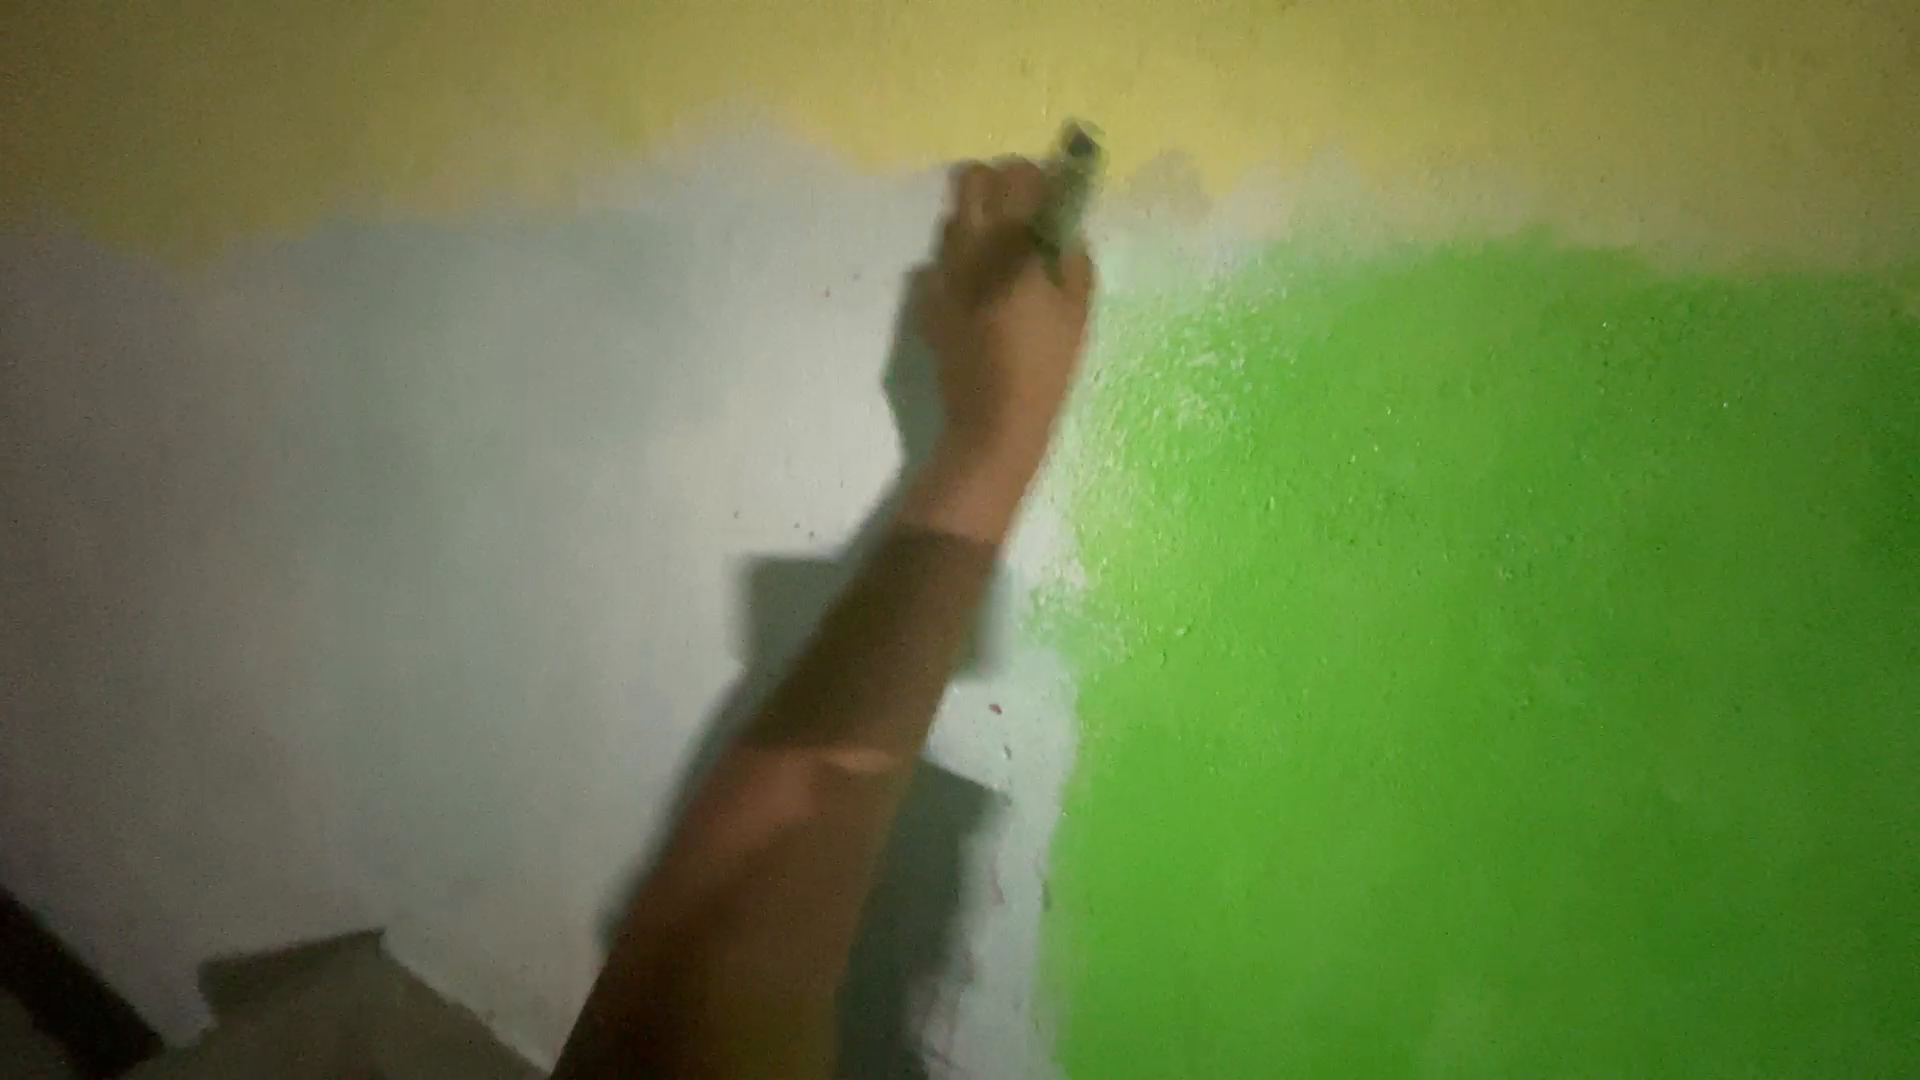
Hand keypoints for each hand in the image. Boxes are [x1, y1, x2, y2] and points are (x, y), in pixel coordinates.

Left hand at [915, 158, 1096, 468]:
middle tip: (1022, 211)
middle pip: (971, 181)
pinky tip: (977, 295)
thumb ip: (1074, 260)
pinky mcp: (926, 304)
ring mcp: (940, 276)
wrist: (991, 423)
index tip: (1053, 190)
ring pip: (952, 221)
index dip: (1038, 175)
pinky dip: (959, 266)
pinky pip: (938, 264)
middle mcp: (968, 249)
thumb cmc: (1044, 370)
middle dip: (998, 183)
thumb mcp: (1078, 314)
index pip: (1018, 176)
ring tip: (1001, 258)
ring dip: (977, 223)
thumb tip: (1065, 233)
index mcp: (1011, 246)